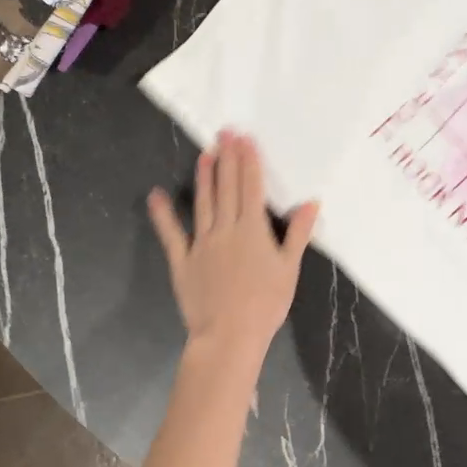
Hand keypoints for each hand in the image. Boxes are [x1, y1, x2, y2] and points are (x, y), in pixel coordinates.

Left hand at [147, 130, 319, 360]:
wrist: (229, 334)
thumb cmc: (266, 304)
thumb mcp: (290, 269)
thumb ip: (299, 234)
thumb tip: (311, 203)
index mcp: (253, 230)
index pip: (251, 188)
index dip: (249, 161)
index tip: (245, 138)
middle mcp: (226, 229)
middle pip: (227, 188)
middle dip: (227, 159)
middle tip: (225, 132)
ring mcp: (201, 243)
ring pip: (203, 203)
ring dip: (204, 177)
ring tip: (205, 153)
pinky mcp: (183, 260)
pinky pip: (171, 234)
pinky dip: (162, 214)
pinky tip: (156, 195)